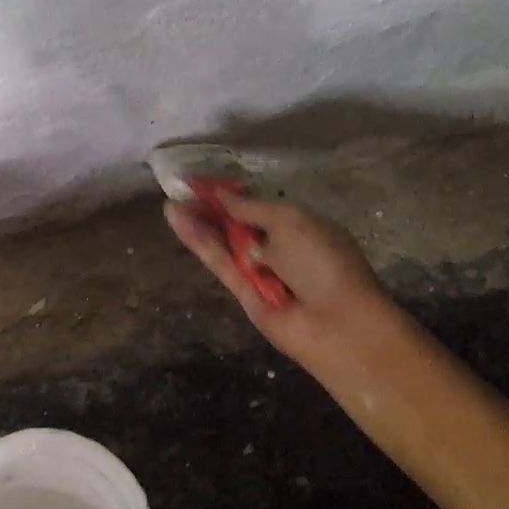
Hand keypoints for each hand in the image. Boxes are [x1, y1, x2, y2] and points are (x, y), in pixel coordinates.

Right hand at [165, 193, 396, 365]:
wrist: (338, 324)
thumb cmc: (323, 261)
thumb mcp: (290, 221)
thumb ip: (251, 207)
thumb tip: (223, 195)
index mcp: (302, 227)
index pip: (261, 207)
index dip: (234, 195)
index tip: (206, 184)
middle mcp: (281, 249)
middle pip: (239, 225)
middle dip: (212, 209)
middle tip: (181, 192)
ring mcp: (261, 273)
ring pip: (225, 244)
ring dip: (201, 223)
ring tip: (170, 204)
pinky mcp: (244, 294)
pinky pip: (220, 263)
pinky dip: (199, 243)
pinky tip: (178, 222)